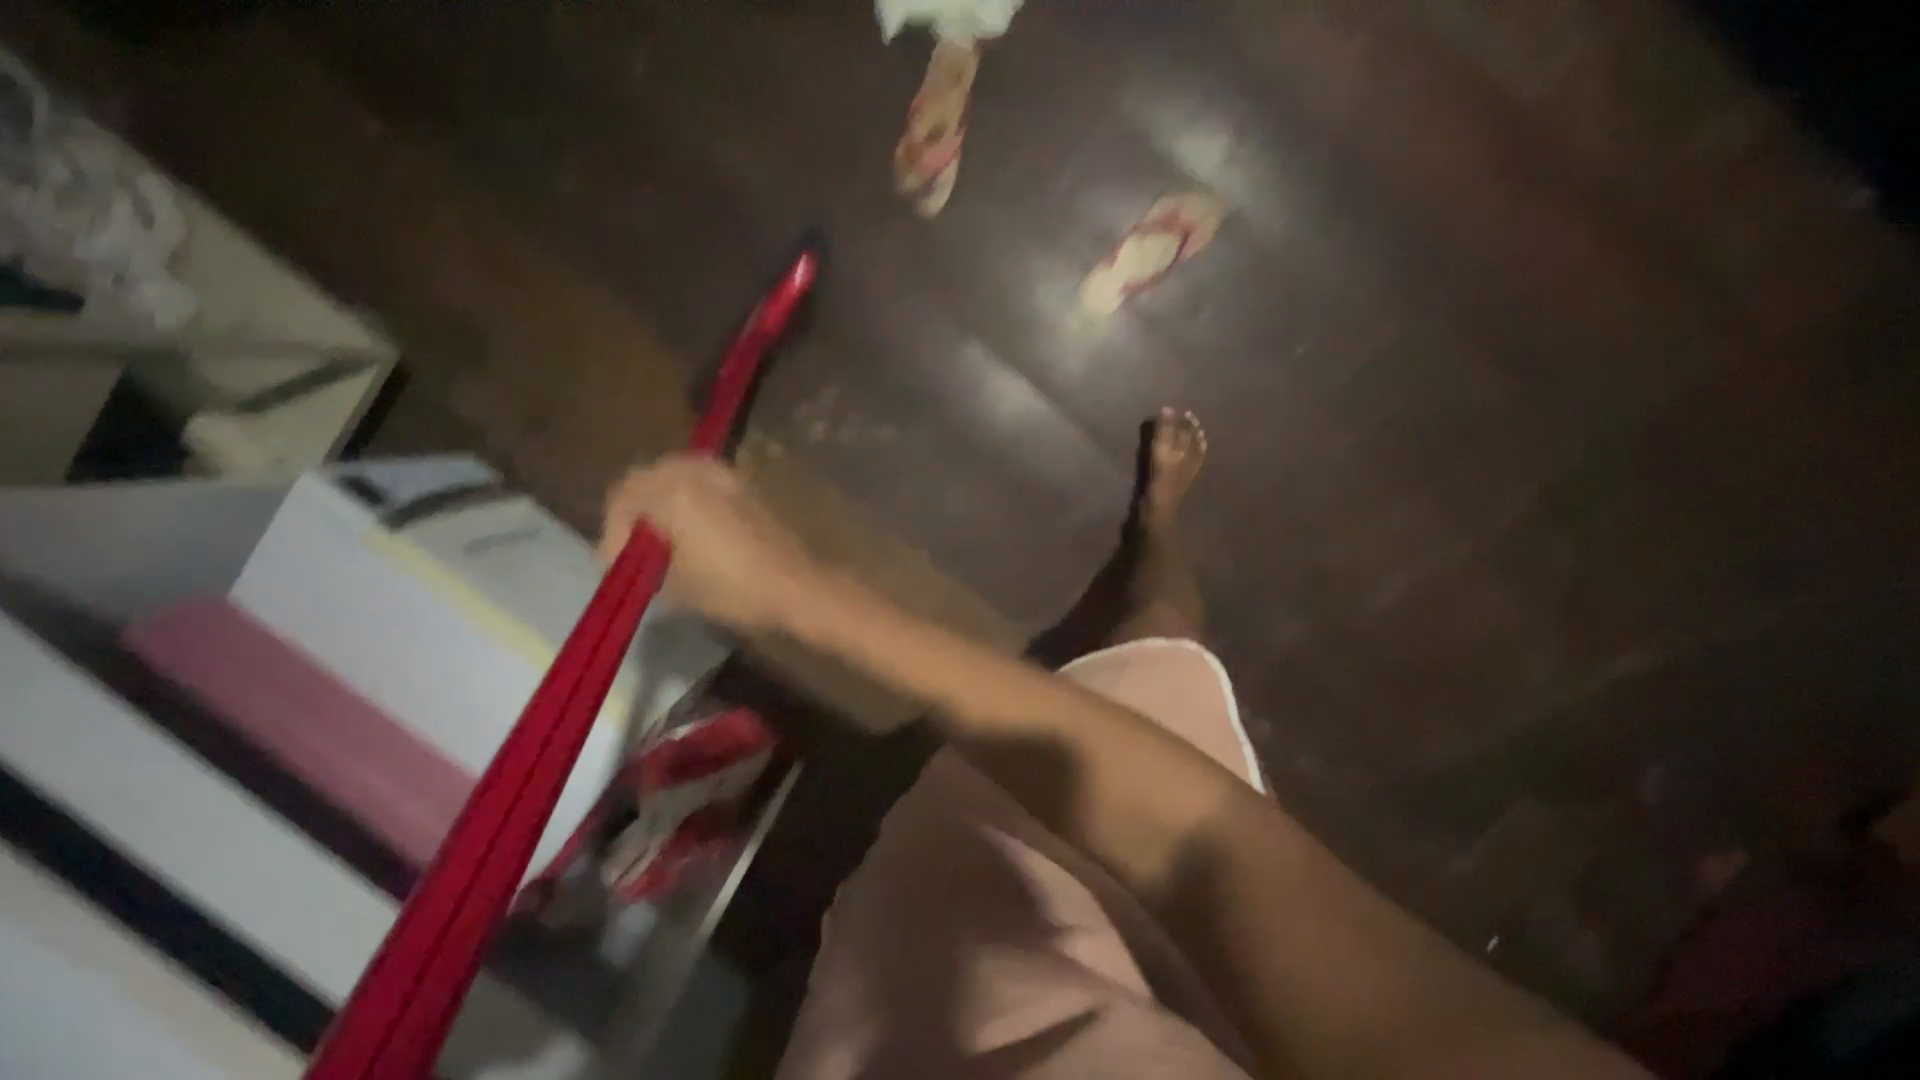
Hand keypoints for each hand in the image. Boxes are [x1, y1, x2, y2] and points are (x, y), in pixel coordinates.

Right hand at [599, 455, 818, 633]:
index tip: (618, 565)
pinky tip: (698, 533)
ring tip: (667, 540)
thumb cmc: (733, 588)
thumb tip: (634, 563)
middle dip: (637, 511)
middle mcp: (697, 470)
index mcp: (671, 490)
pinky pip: (707, 484)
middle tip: (638, 547)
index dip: (613, 532)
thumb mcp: (675, 587)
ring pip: (680, 477)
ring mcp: (727, 474)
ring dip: (665, 502)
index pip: (622, 497)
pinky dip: (694, 501)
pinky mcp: (750, 486)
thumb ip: (644, 567)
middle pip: (649, 479)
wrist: (799, 585)